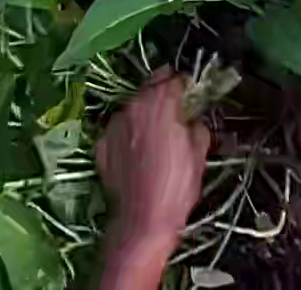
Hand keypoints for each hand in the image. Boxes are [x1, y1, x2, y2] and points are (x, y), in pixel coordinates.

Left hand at [96, 69, 210, 289]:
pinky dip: (128, 134)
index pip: (172, 77)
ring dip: (144, 113)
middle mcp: (133, 104)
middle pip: (150, 87)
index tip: (188, 95)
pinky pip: (119, 130)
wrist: (141, 224)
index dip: (183, 84)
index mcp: (160, 101)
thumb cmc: (176, 186)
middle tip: (173, 112)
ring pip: (132, 107)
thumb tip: (192, 120)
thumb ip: (197, 125)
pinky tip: (137, 153)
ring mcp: (114, 123)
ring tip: (154, 135)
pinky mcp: (101, 144)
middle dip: (162, 94)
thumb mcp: (199, 152)